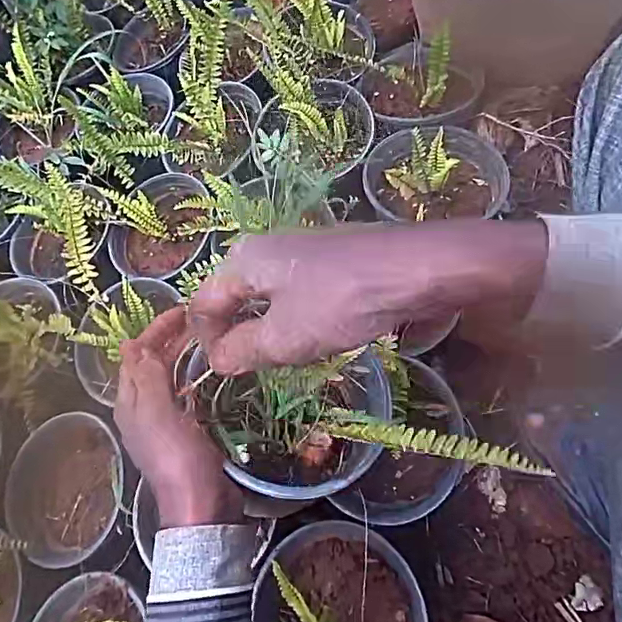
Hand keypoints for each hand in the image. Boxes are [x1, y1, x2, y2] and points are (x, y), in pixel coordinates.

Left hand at [113, 307, 242, 527]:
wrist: (201, 506)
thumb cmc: (178, 458)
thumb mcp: (158, 414)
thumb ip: (146, 378)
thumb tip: (129, 342)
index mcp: (131, 402)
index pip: (136, 353)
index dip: (155, 329)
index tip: (183, 309)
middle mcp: (143, 409)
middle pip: (151, 363)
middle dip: (169, 337)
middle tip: (200, 317)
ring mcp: (164, 420)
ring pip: (168, 376)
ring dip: (181, 353)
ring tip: (206, 335)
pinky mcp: (185, 430)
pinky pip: (184, 392)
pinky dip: (192, 375)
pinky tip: (209, 370)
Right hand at [187, 219, 547, 374]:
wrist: (418, 268)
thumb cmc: (342, 302)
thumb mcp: (285, 337)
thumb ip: (243, 350)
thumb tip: (218, 359)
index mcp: (244, 259)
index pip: (203, 303)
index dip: (205, 342)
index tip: (223, 375)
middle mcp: (266, 246)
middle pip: (235, 297)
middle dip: (238, 335)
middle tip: (255, 370)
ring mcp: (302, 248)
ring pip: (269, 296)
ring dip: (270, 329)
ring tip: (289, 358)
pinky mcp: (333, 257)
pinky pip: (299, 292)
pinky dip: (299, 317)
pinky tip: (323, 335)